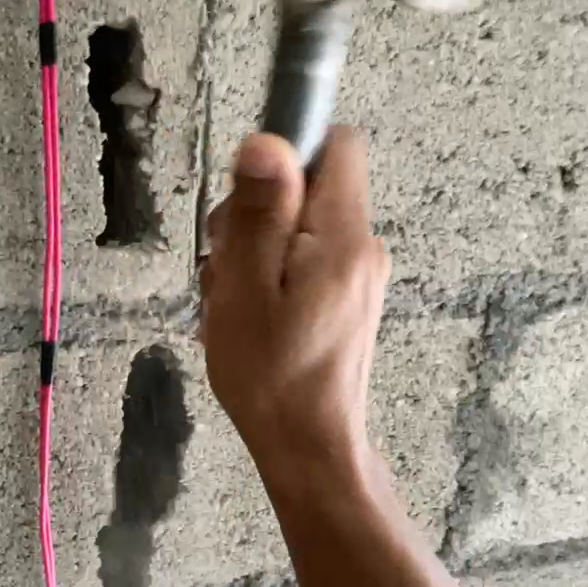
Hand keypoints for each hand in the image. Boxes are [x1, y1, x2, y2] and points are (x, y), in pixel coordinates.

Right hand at [201, 127, 388, 469]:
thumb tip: (265, 140)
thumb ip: (257, 214)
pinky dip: (268, 276)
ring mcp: (357, 275)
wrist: (308, 446)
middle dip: (255, 214)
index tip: (244, 202)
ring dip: (254, 250)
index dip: (285, 154)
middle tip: (226, 267)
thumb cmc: (269, 373)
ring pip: (297, 227)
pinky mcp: (347, 298)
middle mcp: (362, 246)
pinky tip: (248, 315)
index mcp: (341, 236)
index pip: (334, 144)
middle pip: (308, 188)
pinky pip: (302, 261)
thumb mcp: (246, 288)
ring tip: (232, 299)